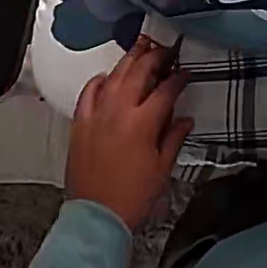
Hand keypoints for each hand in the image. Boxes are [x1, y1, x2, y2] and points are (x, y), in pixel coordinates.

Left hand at [66, 36, 192, 228]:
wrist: (96, 218)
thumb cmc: (130, 197)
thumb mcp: (162, 168)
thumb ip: (174, 138)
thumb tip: (185, 120)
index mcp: (143, 123)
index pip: (166, 89)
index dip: (178, 78)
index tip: (184, 74)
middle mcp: (119, 112)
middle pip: (139, 71)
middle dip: (155, 57)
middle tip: (165, 51)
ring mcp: (97, 115)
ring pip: (114, 75)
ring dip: (129, 60)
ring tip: (141, 49)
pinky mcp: (81, 122)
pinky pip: (89, 91)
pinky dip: (99, 80)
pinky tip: (107, 76)